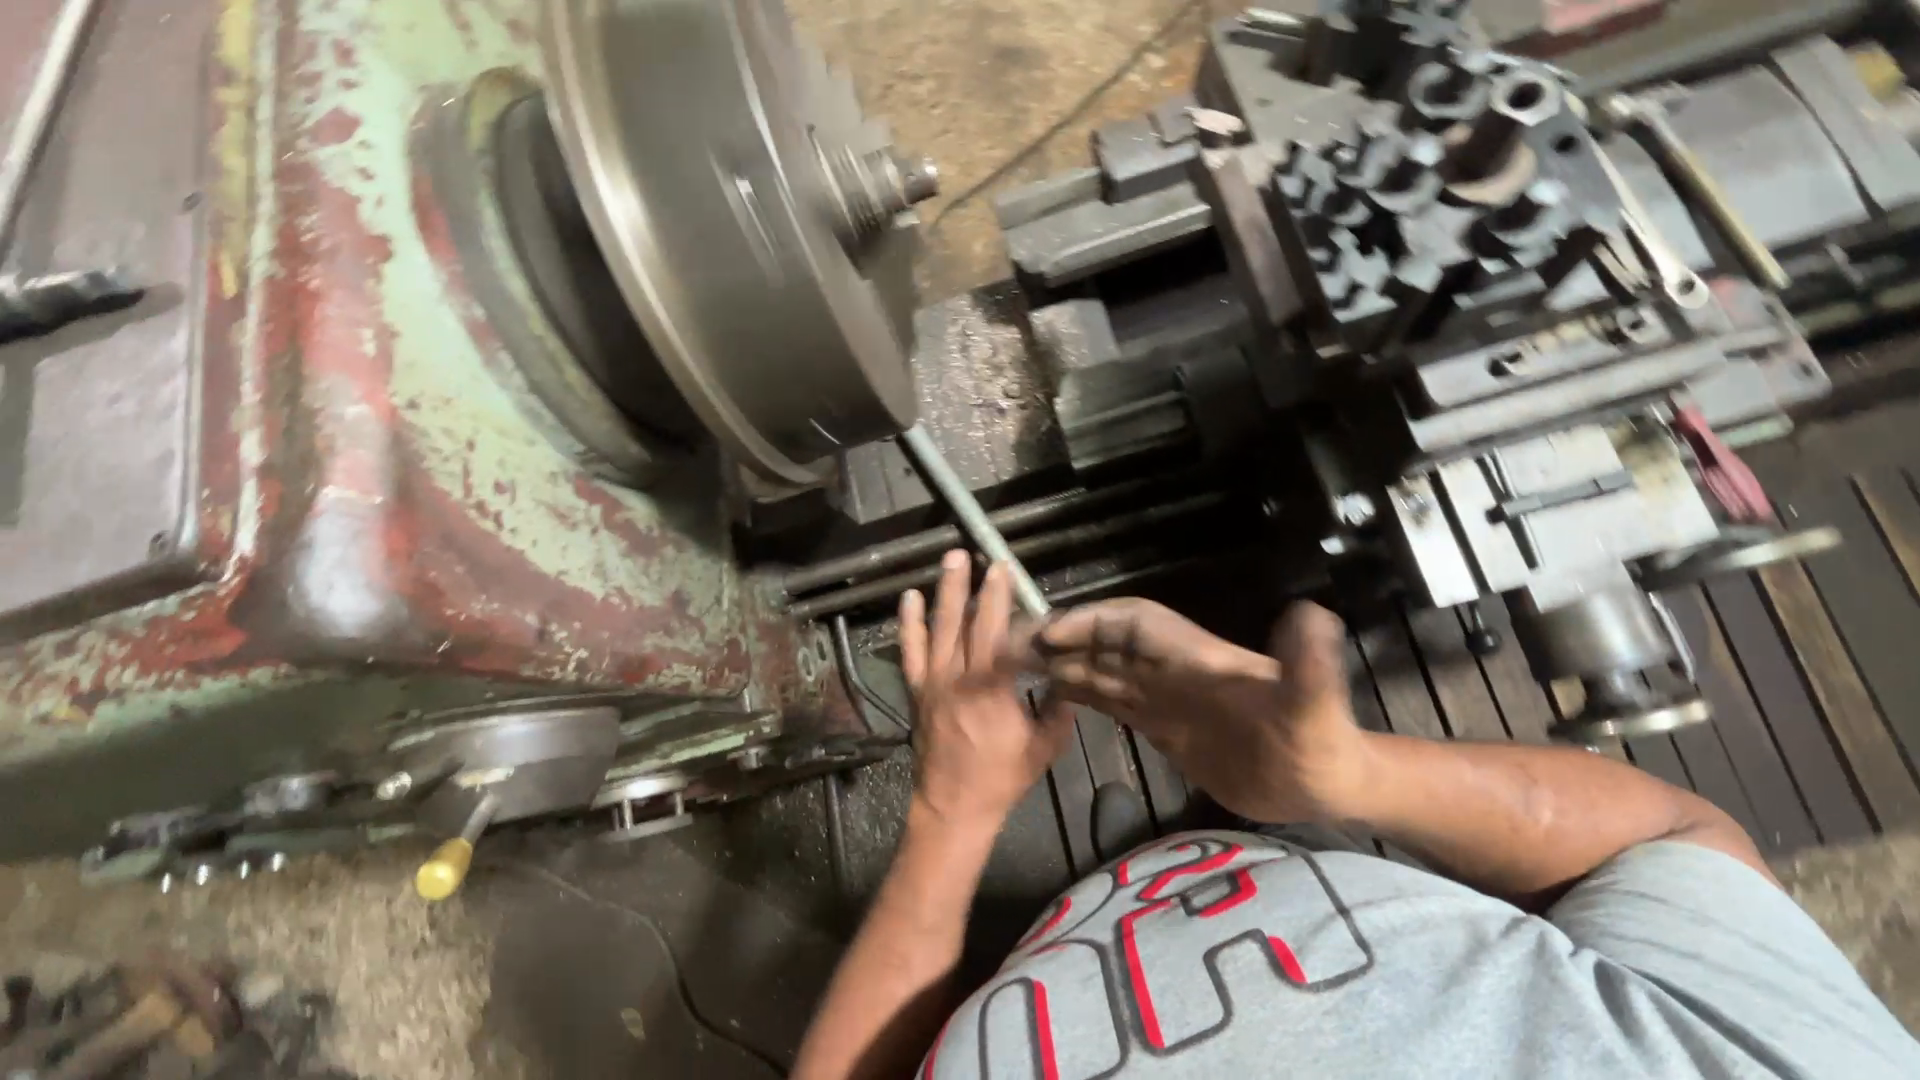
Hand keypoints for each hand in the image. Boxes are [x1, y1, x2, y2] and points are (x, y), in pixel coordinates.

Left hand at [901, 552, 1075, 830]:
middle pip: (964, 621)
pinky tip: (909, 600)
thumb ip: (1059, 710)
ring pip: (936, 628)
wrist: (954, 806)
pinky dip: (908, 624)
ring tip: (948, 562)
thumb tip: (1067, 679)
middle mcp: (958, 677)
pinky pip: (910, 652)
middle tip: (970, 553)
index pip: (997, 630)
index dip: (1000, 597)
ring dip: (943, 593)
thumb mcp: (1045, 746)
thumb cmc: (1001, 777)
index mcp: (991, 686)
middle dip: (969, 585)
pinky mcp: (917, 692)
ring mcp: (932, 682)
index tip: (1003, 569)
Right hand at [1006, 599, 1368, 824]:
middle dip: (1061, 639)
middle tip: (1008, 649)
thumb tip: (1313, 614)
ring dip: (1062, 663)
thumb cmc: (1320, 747)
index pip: (1134, 625)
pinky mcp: (1166, 728)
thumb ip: (1309, 667)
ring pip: (1103, 669)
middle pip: (1107, 643)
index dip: (1092, 621)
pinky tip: (1053, 696)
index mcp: (1198, 658)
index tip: (1046, 633)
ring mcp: (1168, 698)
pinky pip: (1113, 702)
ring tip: (1016, 668)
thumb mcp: (1315, 709)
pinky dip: (1080, 693)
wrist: (1325, 785)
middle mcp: (1174, 670)